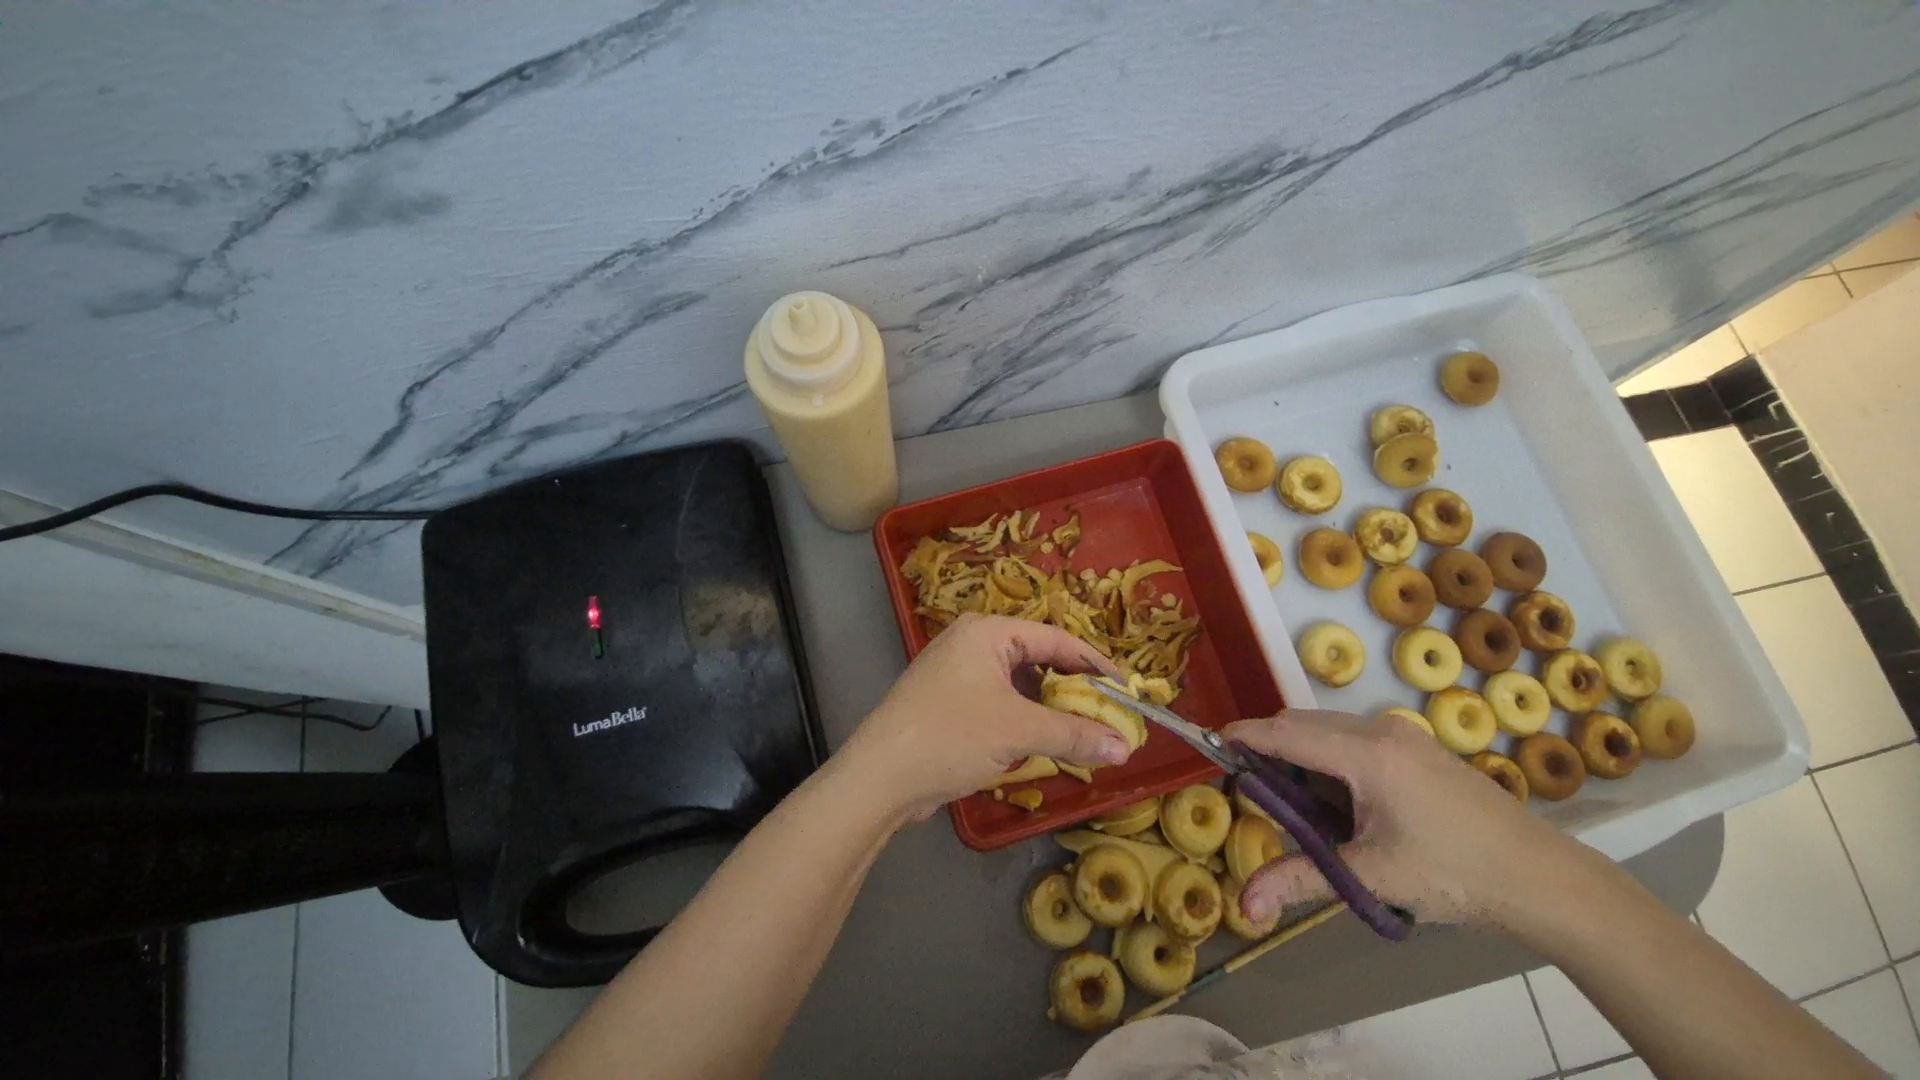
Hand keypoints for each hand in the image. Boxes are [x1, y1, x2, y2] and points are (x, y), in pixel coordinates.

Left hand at [836, 614, 1133, 820]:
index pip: (1056, 640)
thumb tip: (1126, 748)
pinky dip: (1026, 722)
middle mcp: (971, 645)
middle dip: (1074, 691)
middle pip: (1038, 661)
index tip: (1128, 691)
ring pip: (1020, 687)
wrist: (880, 778)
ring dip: (1051, 710)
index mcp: (987, 633)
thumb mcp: (1019, 732)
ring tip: (1085, 734)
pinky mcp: (950, 706)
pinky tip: (1046, 745)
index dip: (1096, 666)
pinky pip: (1001, 706)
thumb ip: (1074, 735)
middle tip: (1110, 716)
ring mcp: (957, 676)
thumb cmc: (950, 736)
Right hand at [1230, 710, 1581, 927]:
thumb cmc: (1455, 874)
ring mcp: (1404, 737)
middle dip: (1270, 748)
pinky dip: (1328, 759)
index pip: (1285, 732)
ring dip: (1300, 755)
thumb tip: (1245, 906)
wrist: (1543, 879)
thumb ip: (1302, 880)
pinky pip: (1353, 739)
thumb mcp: (1372, 876)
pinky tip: (1337, 804)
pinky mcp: (1418, 750)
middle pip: (1303, 723)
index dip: (1244, 736)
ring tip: (1294, 806)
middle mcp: (1381, 731)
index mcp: (1366, 753)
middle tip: (1252, 792)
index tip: (1211, 745)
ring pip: (1329, 729)